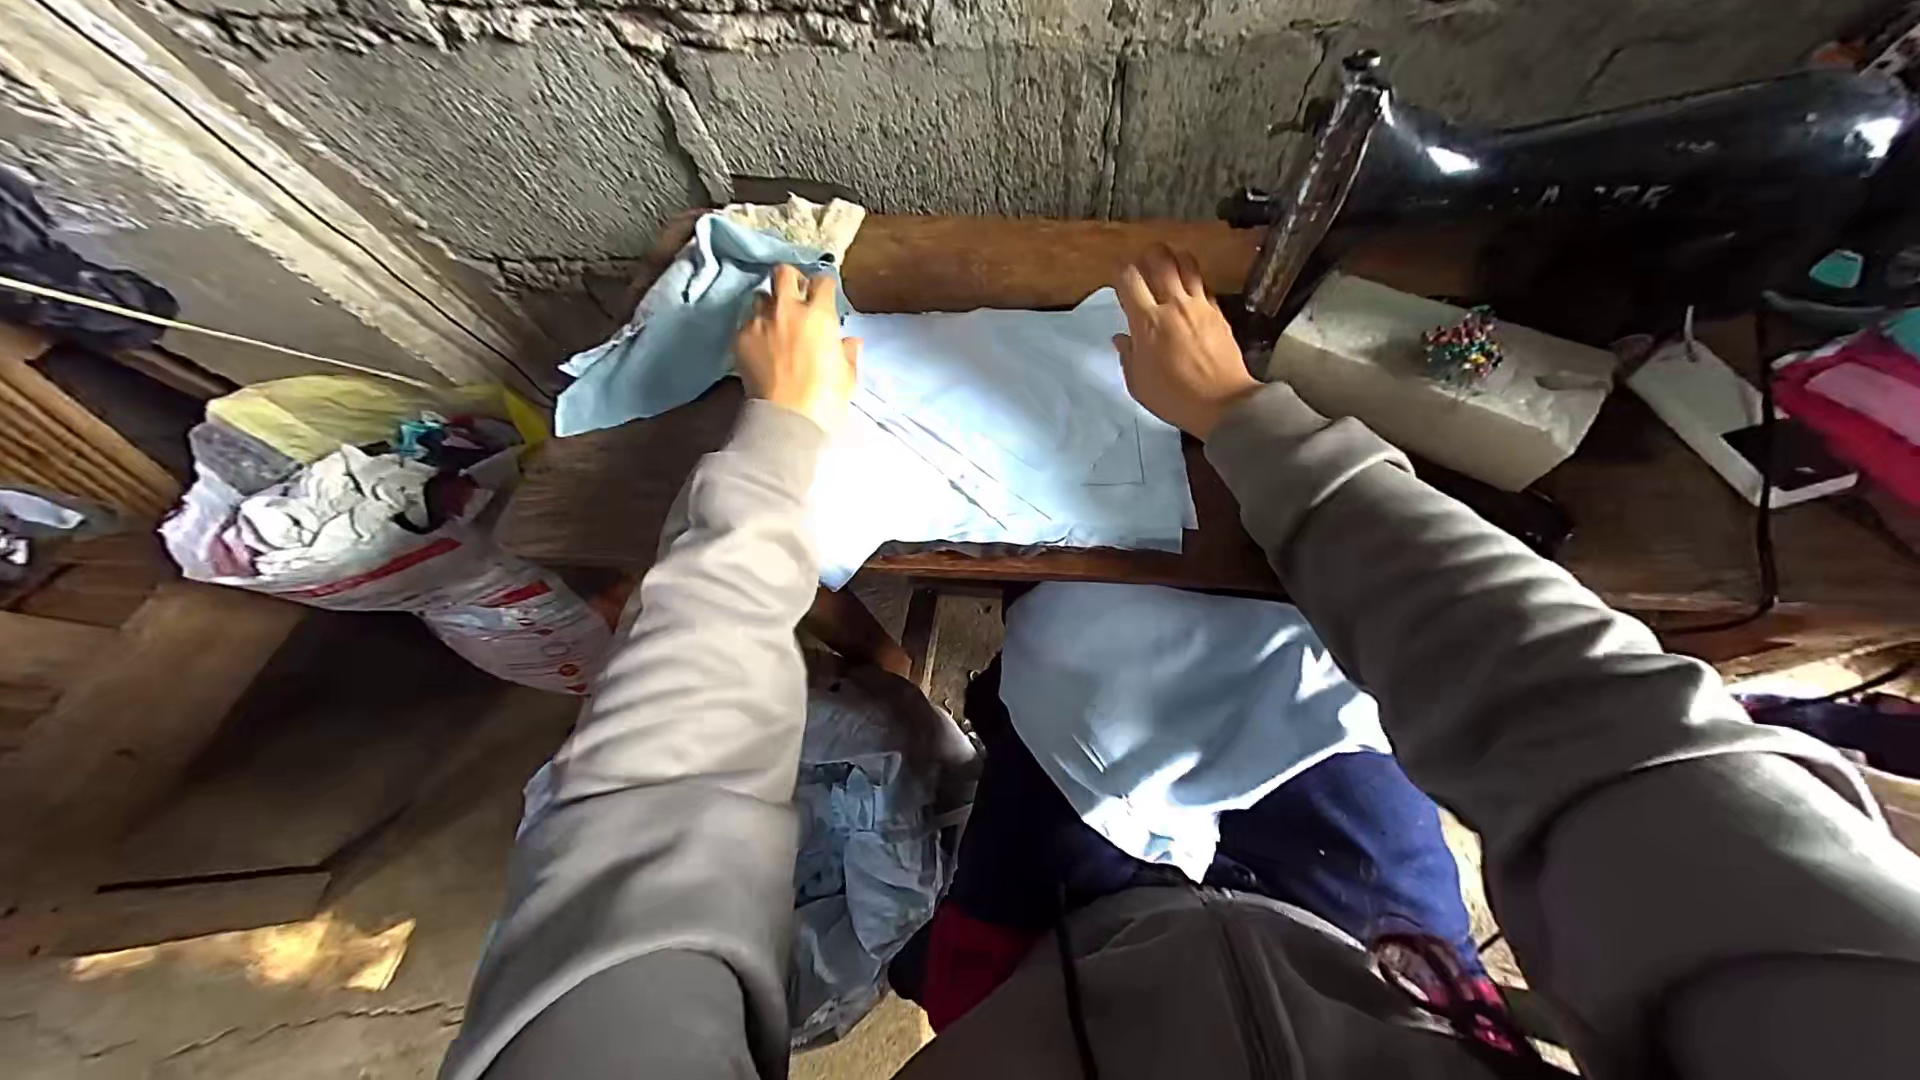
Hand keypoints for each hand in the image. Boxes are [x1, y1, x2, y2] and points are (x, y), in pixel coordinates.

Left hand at [736, 264, 860, 431]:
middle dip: (792, 280)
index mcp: (819, 315)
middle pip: (784, 272)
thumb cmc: (825, 399)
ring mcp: (760, 322)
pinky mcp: (741, 338)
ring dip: (770, 305)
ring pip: (761, 296)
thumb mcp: (847, 376)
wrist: (787, 418)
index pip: (822, 281)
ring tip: (776, 322)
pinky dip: (755, 329)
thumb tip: (850, 341)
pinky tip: (762, 345)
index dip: (825, 287)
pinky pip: (747, 322)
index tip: (826, 297)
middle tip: (797, 296)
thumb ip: (848, 352)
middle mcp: (787, 310)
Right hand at [1113, 245, 1261, 438]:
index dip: (1120, 273)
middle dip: (1147, 255)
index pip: (1129, 280)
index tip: (1118, 280)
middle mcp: (1173, 306)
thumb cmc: (1174, 397)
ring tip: (1167, 264)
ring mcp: (1199, 306)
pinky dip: (1193, 278)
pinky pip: (1204, 283)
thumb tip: (1122, 338)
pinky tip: (1189, 288)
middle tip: (1142, 262)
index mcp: (1147, 323)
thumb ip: (1128, 355)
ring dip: (1173, 258)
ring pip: (1186, 263)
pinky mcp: (1218, 311)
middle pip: (1160, 260)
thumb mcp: (1138, 383)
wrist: (1221, 402)